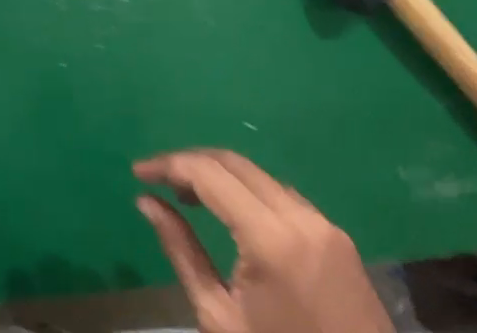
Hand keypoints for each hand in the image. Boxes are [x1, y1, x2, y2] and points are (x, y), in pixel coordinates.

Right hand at [133, 150, 394, 332]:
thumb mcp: (219, 315)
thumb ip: (181, 251)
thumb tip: (147, 202)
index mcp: (270, 238)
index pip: (209, 174)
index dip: (167, 165)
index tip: (137, 173)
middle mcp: (301, 218)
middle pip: (235, 163)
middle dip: (190, 162)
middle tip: (157, 179)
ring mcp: (326, 226)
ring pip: (260, 175)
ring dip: (220, 174)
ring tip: (187, 196)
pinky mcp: (339, 238)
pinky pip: (283, 196)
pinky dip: (248, 191)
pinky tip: (231, 212)